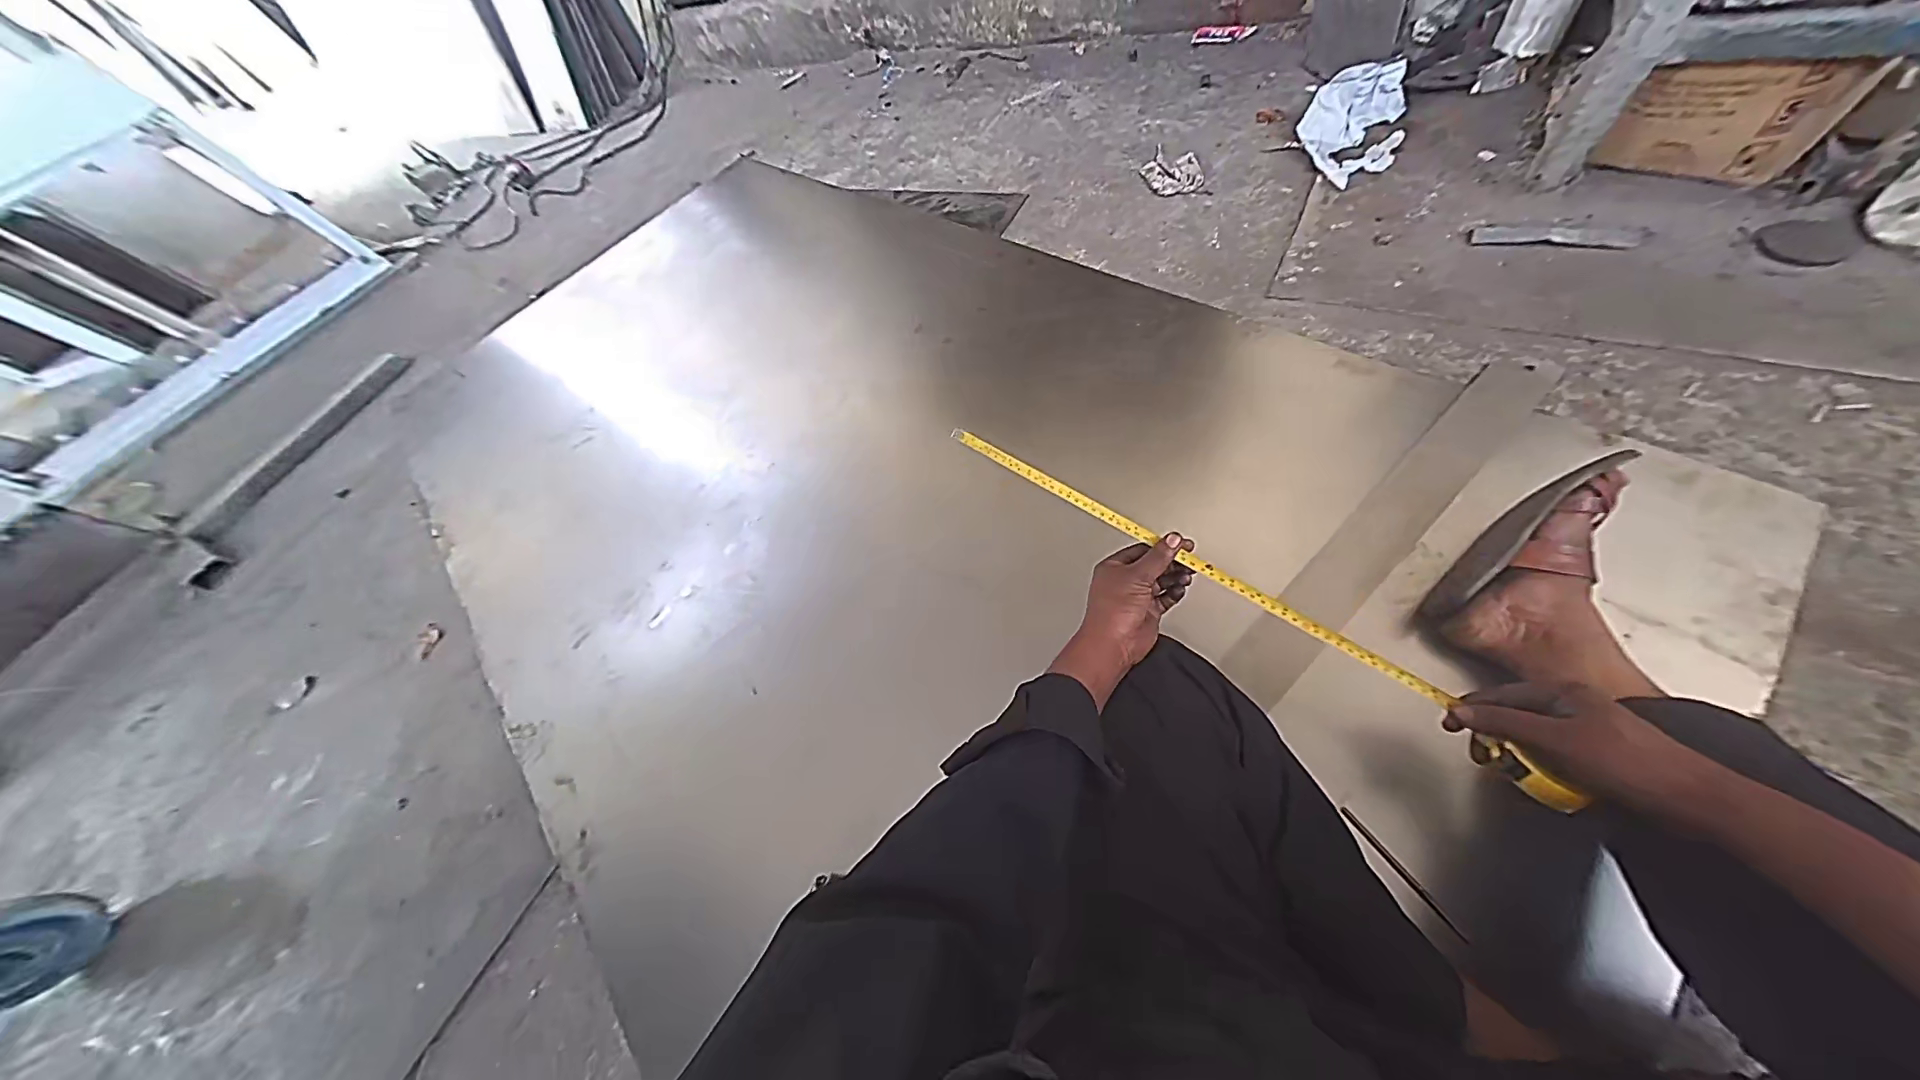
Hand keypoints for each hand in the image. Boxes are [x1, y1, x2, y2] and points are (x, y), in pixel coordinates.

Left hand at [1048, 533, 1195, 708]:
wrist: (1114, 644)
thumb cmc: (1111, 612)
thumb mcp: (1137, 576)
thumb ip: (1157, 558)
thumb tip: (1171, 541)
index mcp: (1114, 567)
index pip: (1142, 550)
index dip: (1162, 546)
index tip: (1180, 543)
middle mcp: (1124, 580)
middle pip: (1154, 564)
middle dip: (1171, 562)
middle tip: (1188, 558)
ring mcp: (1136, 596)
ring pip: (1161, 580)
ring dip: (1175, 577)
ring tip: (1186, 574)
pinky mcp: (1148, 610)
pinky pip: (1165, 597)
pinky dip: (1174, 592)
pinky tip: (1180, 589)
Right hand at [1444, 682, 1709, 810]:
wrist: (1695, 802)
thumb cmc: (1630, 764)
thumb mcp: (1555, 740)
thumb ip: (1503, 723)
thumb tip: (1461, 712)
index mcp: (1563, 692)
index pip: (1499, 695)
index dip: (1471, 709)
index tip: (1449, 725)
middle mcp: (1572, 706)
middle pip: (1513, 716)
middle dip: (1494, 736)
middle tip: (1484, 755)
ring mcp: (1585, 731)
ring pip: (1531, 738)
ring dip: (1517, 755)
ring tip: (1516, 771)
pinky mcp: (1595, 756)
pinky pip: (1551, 756)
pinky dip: (1540, 767)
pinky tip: (1543, 780)